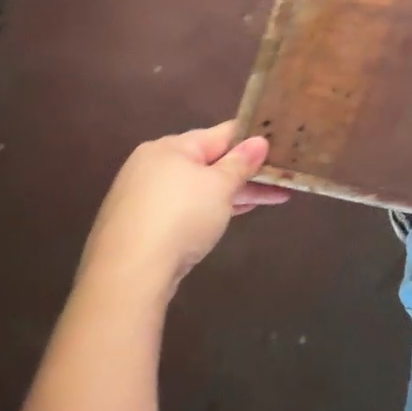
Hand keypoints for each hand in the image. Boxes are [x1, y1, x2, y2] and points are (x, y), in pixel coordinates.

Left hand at [77, 121, 291, 294]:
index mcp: (169, 147)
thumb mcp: (220, 186)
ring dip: (235, 192)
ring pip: (200, 188)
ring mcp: (143, 198)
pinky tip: (234, 214)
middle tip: (284, 179)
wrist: (128, 277)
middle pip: (211, 162)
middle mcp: (152, 166)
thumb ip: (241, 162)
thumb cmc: (180, 218)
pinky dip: (211, 209)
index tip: (282, 145)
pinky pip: (186, 208)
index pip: (221, 134)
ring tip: (273, 198)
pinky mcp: (141, 226)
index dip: (253, 139)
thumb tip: (259, 141)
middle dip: (248, 172)